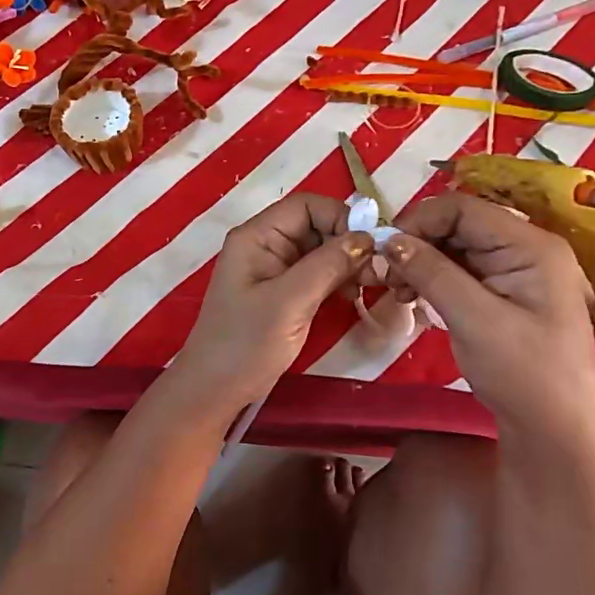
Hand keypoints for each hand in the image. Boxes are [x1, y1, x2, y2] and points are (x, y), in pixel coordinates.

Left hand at [176, 194, 373, 405]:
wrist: (217, 388)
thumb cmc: (246, 343)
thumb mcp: (288, 302)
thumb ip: (327, 266)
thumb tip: (368, 237)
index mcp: (256, 237)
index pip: (306, 206)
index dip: (340, 217)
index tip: (370, 246)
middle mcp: (266, 246)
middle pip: (317, 225)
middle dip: (349, 243)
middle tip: (377, 272)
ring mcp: (276, 270)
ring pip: (322, 251)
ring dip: (348, 263)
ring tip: (369, 285)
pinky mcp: (285, 293)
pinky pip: (319, 274)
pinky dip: (339, 280)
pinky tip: (354, 295)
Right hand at [385, 195, 594, 437]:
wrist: (555, 428)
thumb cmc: (524, 373)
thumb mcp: (474, 320)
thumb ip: (433, 274)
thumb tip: (389, 240)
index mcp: (530, 246)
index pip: (462, 209)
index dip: (418, 222)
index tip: (383, 252)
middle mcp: (524, 248)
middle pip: (456, 225)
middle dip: (416, 244)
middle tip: (386, 279)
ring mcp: (514, 271)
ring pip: (453, 248)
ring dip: (419, 263)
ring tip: (398, 294)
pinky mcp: (502, 293)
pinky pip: (458, 271)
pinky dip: (431, 280)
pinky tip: (414, 300)